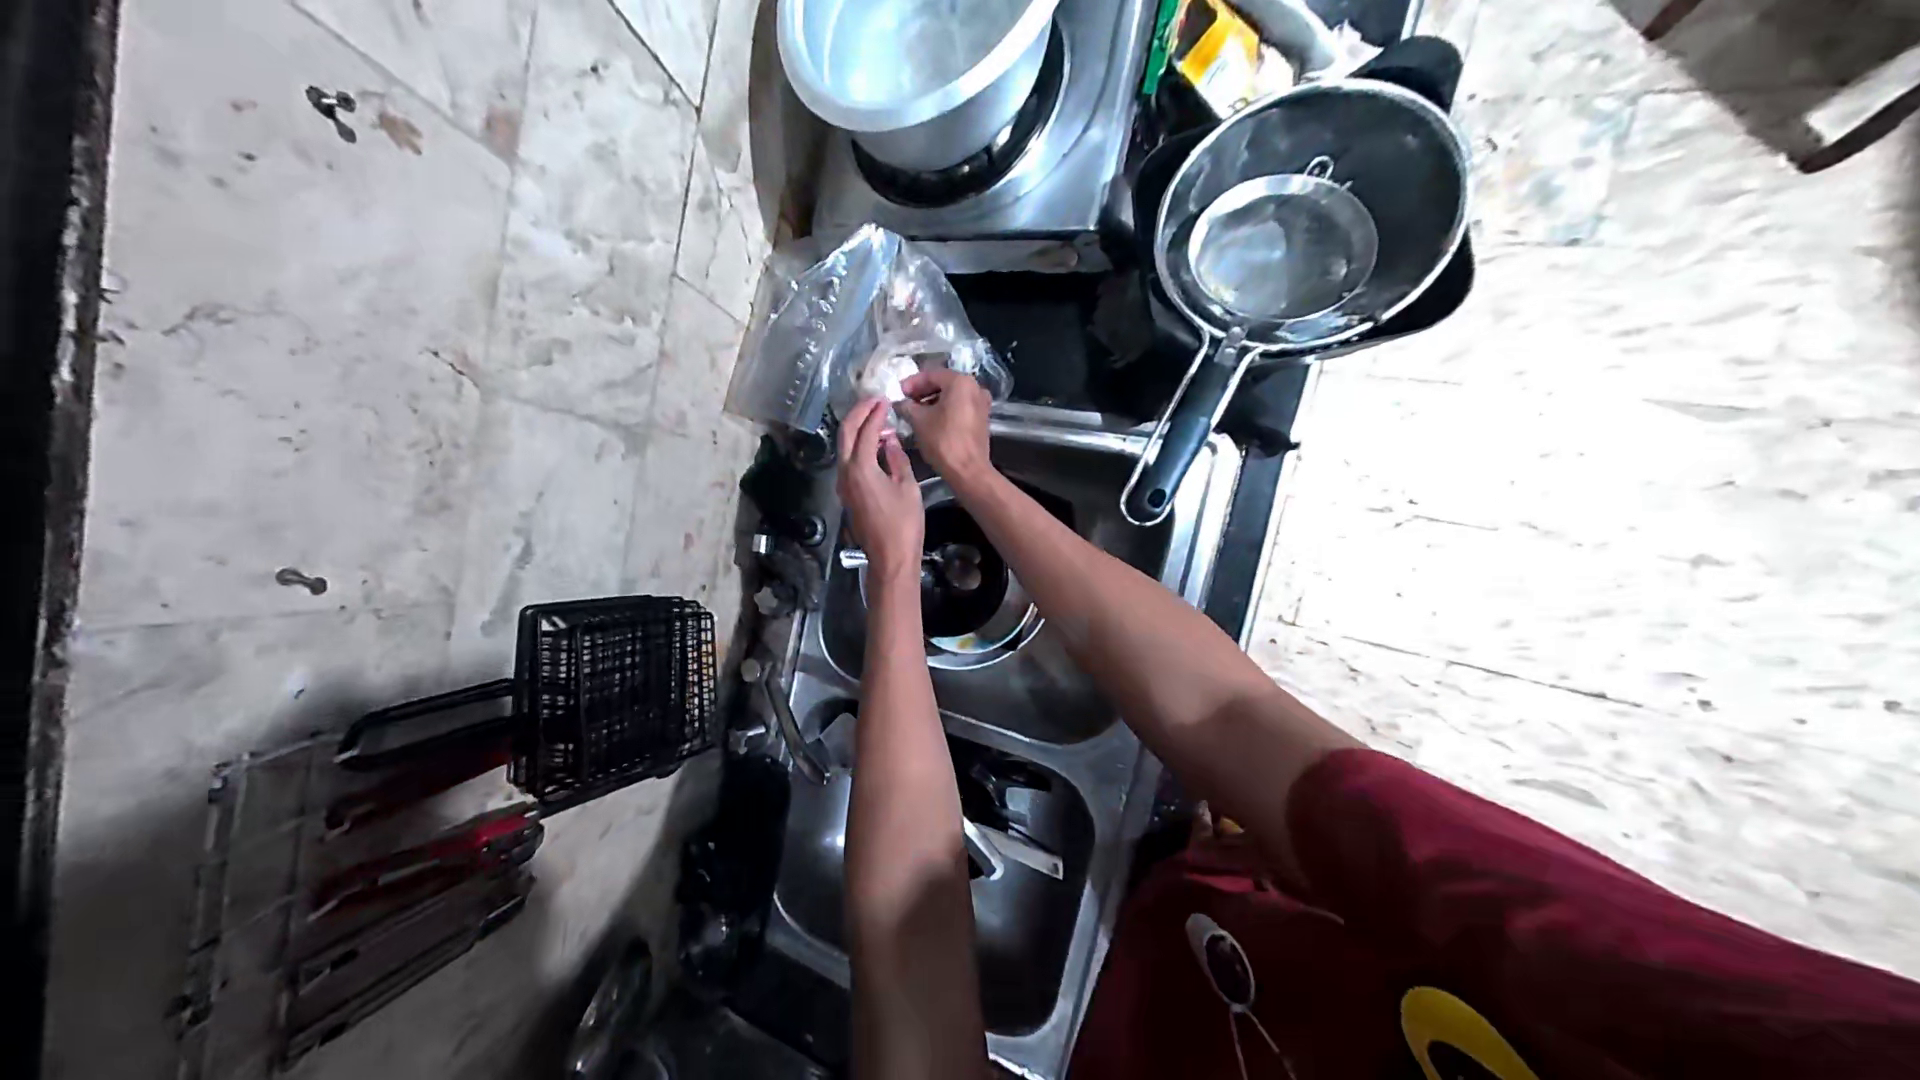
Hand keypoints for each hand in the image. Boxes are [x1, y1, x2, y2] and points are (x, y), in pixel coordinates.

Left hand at [837, 397, 923, 582]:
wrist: (890, 558)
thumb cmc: (904, 524)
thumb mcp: (907, 488)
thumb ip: (897, 459)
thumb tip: (891, 442)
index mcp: (860, 468)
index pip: (866, 431)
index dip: (875, 413)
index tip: (885, 400)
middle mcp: (845, 473)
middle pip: (846, 434)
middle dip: (859, 414)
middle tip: (875, 401)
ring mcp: (844, 485)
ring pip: (845, 447)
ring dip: (859, 430)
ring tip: (878, 420)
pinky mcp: (848, 494)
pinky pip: (849, 462)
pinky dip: (860, 447)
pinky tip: (876, 446)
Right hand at [900, 368, 993, 487]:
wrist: (968, 470)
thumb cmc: (943, 441)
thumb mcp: (919, 421)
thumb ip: (907, 406)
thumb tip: (900, 403)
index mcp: (961, 382)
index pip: (931, 374)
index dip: (912, 382)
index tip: (899, 392)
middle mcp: (975, 387)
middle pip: (944, 383)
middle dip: (923, 391)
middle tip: (906, 400)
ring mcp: (981, 403)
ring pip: (952, 396)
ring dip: (933, 401)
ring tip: (915, 411)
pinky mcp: (982, 418)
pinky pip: (960, 406)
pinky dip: (945, 409)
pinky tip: (931, 419)